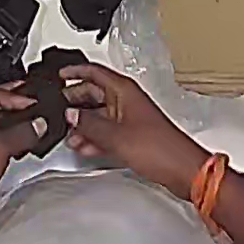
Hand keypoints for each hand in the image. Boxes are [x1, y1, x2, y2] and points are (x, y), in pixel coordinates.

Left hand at [0, 85, 41, 219]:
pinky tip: (27, 138)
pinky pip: (1, 134)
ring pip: (1, 120)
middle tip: (38, 104)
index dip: (17, 96)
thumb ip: (23, 131)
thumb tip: (38, 123)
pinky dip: (14, 134)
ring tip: (36, 121)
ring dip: (18, 121)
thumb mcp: (0, 145)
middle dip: (18, 106)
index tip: (35, 100)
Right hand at [59, 63, 209, 196]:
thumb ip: (88, 123)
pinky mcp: (133, 135)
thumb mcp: (115, 135)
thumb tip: (70, 114)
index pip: (93, 71)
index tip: (60, 74)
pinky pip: (107, 129)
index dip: (75, 71)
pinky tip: (84, 145)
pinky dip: (94, 135)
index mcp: (123, 90)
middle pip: (93, 92)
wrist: (184, 172)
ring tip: (68, 132)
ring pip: (99, 113)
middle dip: (75, 101)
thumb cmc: (159, 148)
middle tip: (58, 108)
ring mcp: (129, 117)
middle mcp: (126, 100)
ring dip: (83, 122)